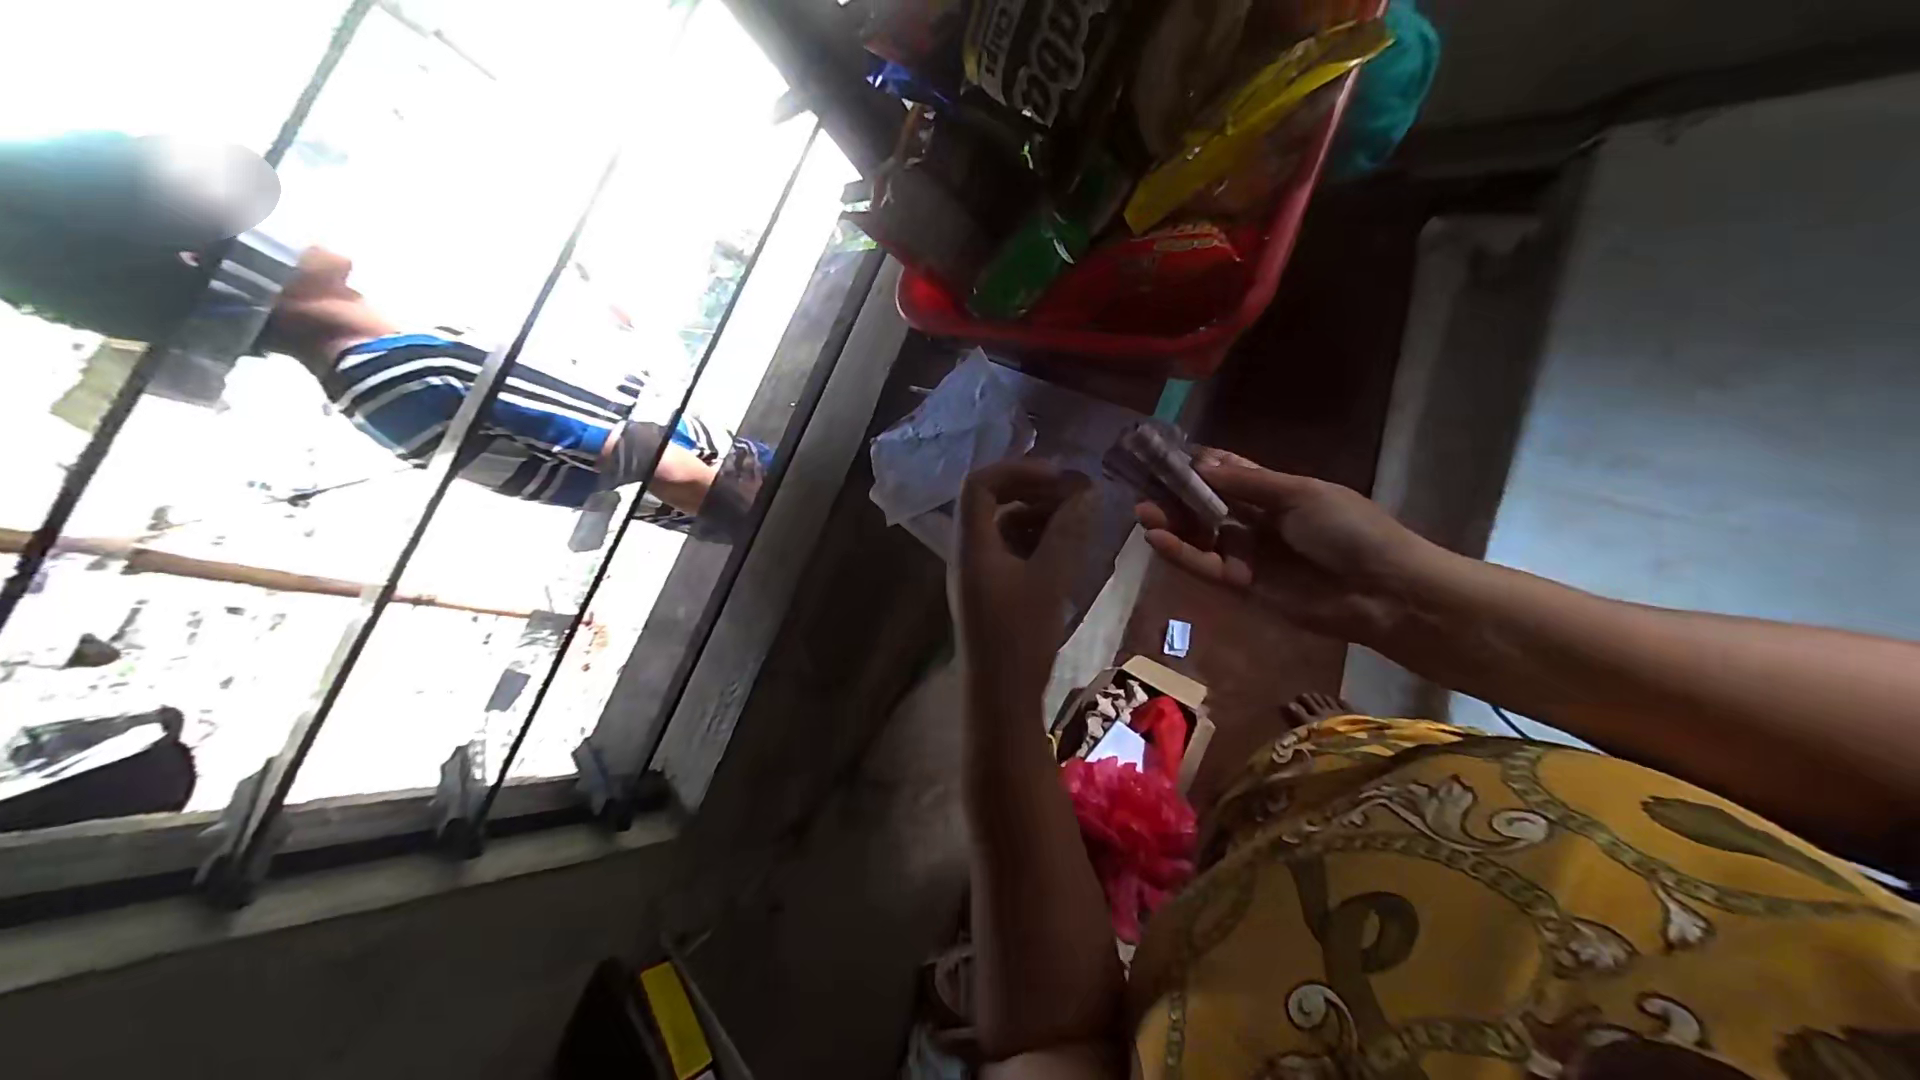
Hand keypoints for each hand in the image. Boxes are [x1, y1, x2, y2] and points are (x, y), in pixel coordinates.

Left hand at [951, 460, 1095, 699]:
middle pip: (992, 501)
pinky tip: (1065, 548)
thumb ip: (1067, 531)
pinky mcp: (990, 591)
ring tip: (1077, 519)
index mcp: (972, 545)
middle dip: (1033, 490)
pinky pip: (1009, 550)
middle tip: (1076, 493)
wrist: (1000, 697)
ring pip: (1003, 526)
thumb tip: (1087, 491)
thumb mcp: (1049, 580)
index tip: (1060, 476)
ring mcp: (977, 573)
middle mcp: (968, 553)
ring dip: (1037, 514)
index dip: (1018, 470)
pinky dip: (1035, 540)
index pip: (980, 484)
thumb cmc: (1021, 638)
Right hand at [1134, 449, 1448, 642]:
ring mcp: (1247, 554)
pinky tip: (1157, 537)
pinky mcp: (1240, 586)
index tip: (1166, 455)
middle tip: (1144, 486)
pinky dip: (1181, 553)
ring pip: (1200, 536)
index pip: (1229, 474)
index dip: (1199, 465)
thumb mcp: (1300, 494)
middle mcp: (1257, 521)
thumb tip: (1200, 465)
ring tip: (1143, 511)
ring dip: (1172, 524)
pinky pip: (1205, 566)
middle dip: (1177, 495)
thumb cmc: (1349, 529)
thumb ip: (1247, 483)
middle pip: (1207, 505)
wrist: (1383, 591)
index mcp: (1276, 492)